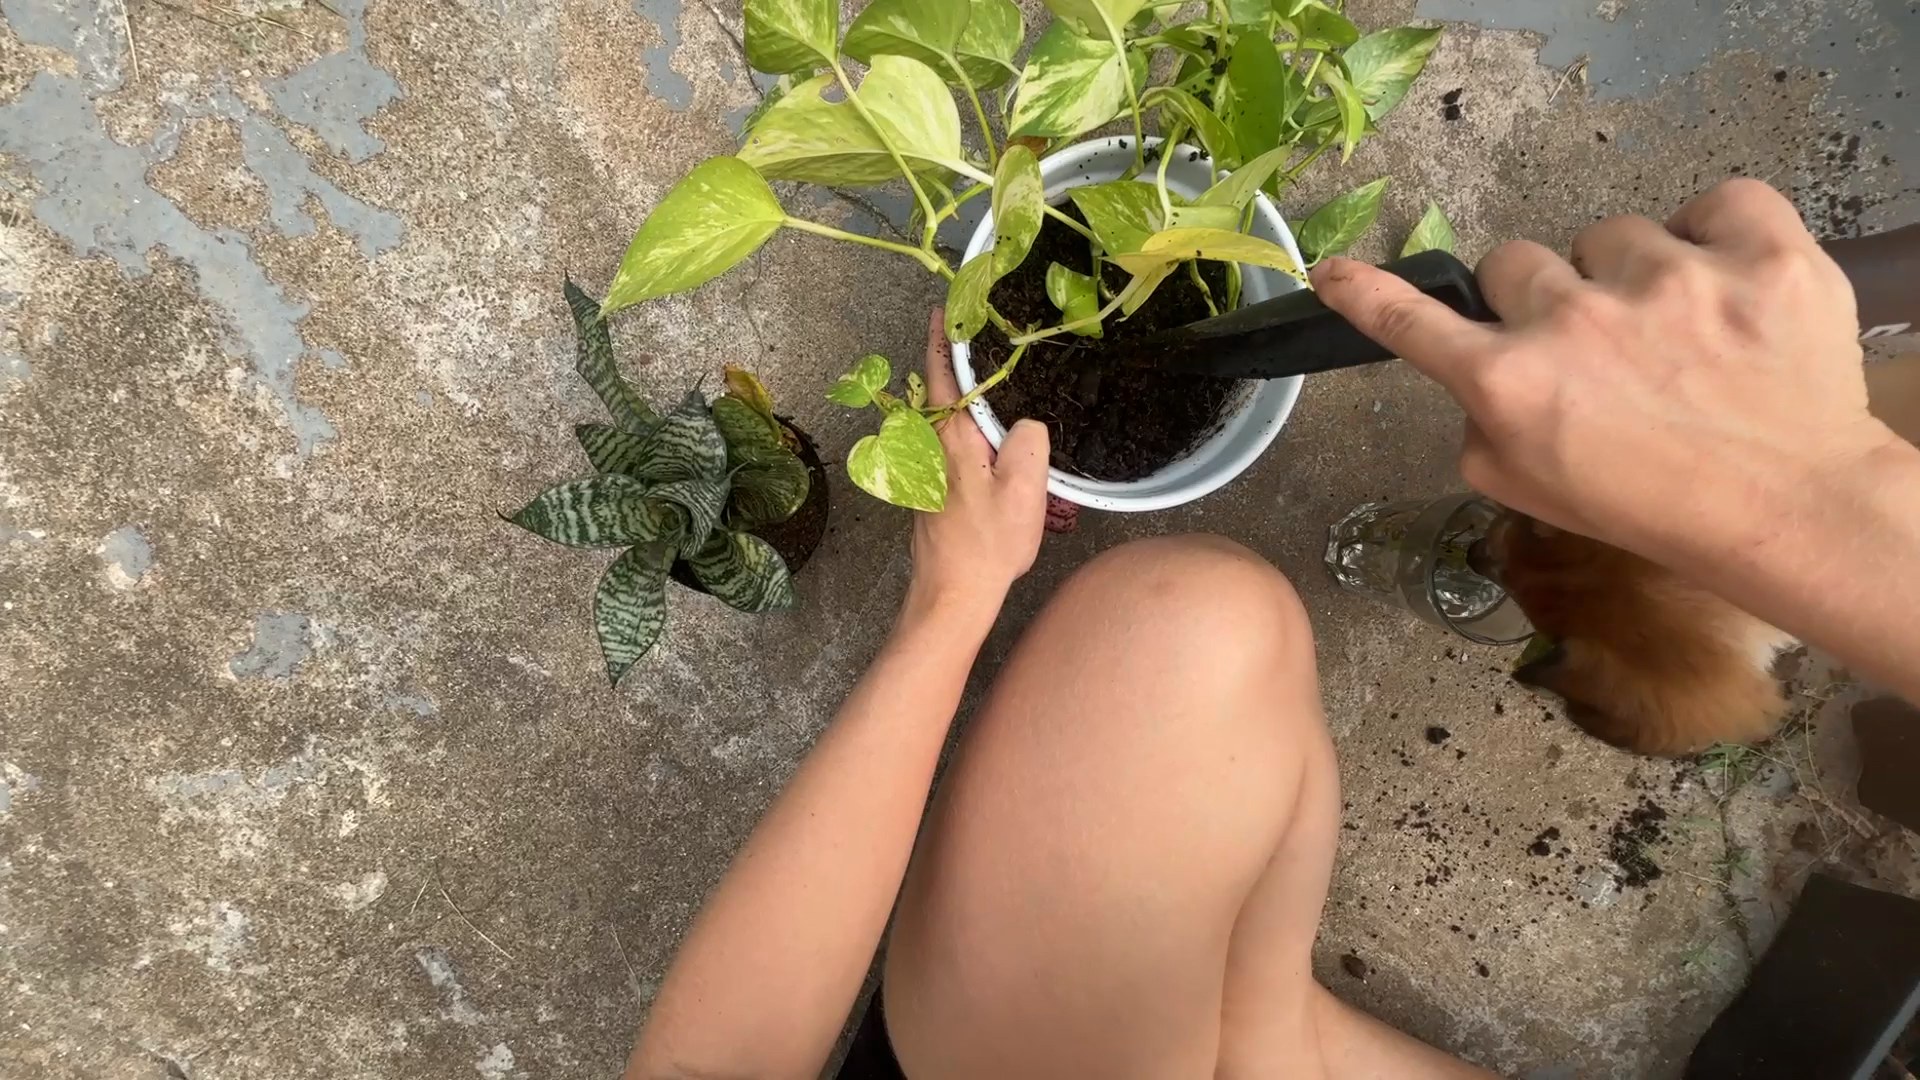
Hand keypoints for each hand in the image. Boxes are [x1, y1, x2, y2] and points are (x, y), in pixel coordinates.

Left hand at [908, 308, 1049, 621]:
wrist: (952, 593)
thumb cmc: (987, 544)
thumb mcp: (1023, 489)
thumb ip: (1027, 441)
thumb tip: (1025, 423)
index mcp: (952, 439)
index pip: (942, 376)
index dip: (942, 340)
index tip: (942, 310)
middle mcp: (932, 449)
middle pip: (940, 394)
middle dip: (954, 362)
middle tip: (981, 338)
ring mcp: (929, 472)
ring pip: (944, 421)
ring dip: (961, 396)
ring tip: (991, 381)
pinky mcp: (933, 491)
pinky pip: (949, 444)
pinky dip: (964, 427)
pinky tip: (989, 435)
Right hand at [1312, 178, 1900, 564]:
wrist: (1778, 506)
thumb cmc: (1627, 503)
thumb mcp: (1509, 480)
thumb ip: (1475, 416)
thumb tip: (1486, 374)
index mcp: (1503, 380)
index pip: (1408, 322)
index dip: (1362, 293)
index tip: (1327, 272)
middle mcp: (1570, 319)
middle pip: (1511, 260)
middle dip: (1530, 296)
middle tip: (1573, 339)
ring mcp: (1668, 278)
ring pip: (1608, 235)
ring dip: (1617, 273)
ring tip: (1660, 323)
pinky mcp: (1764, 255)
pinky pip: (1717, 202)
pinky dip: (1711, 234)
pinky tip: (1718, 279)